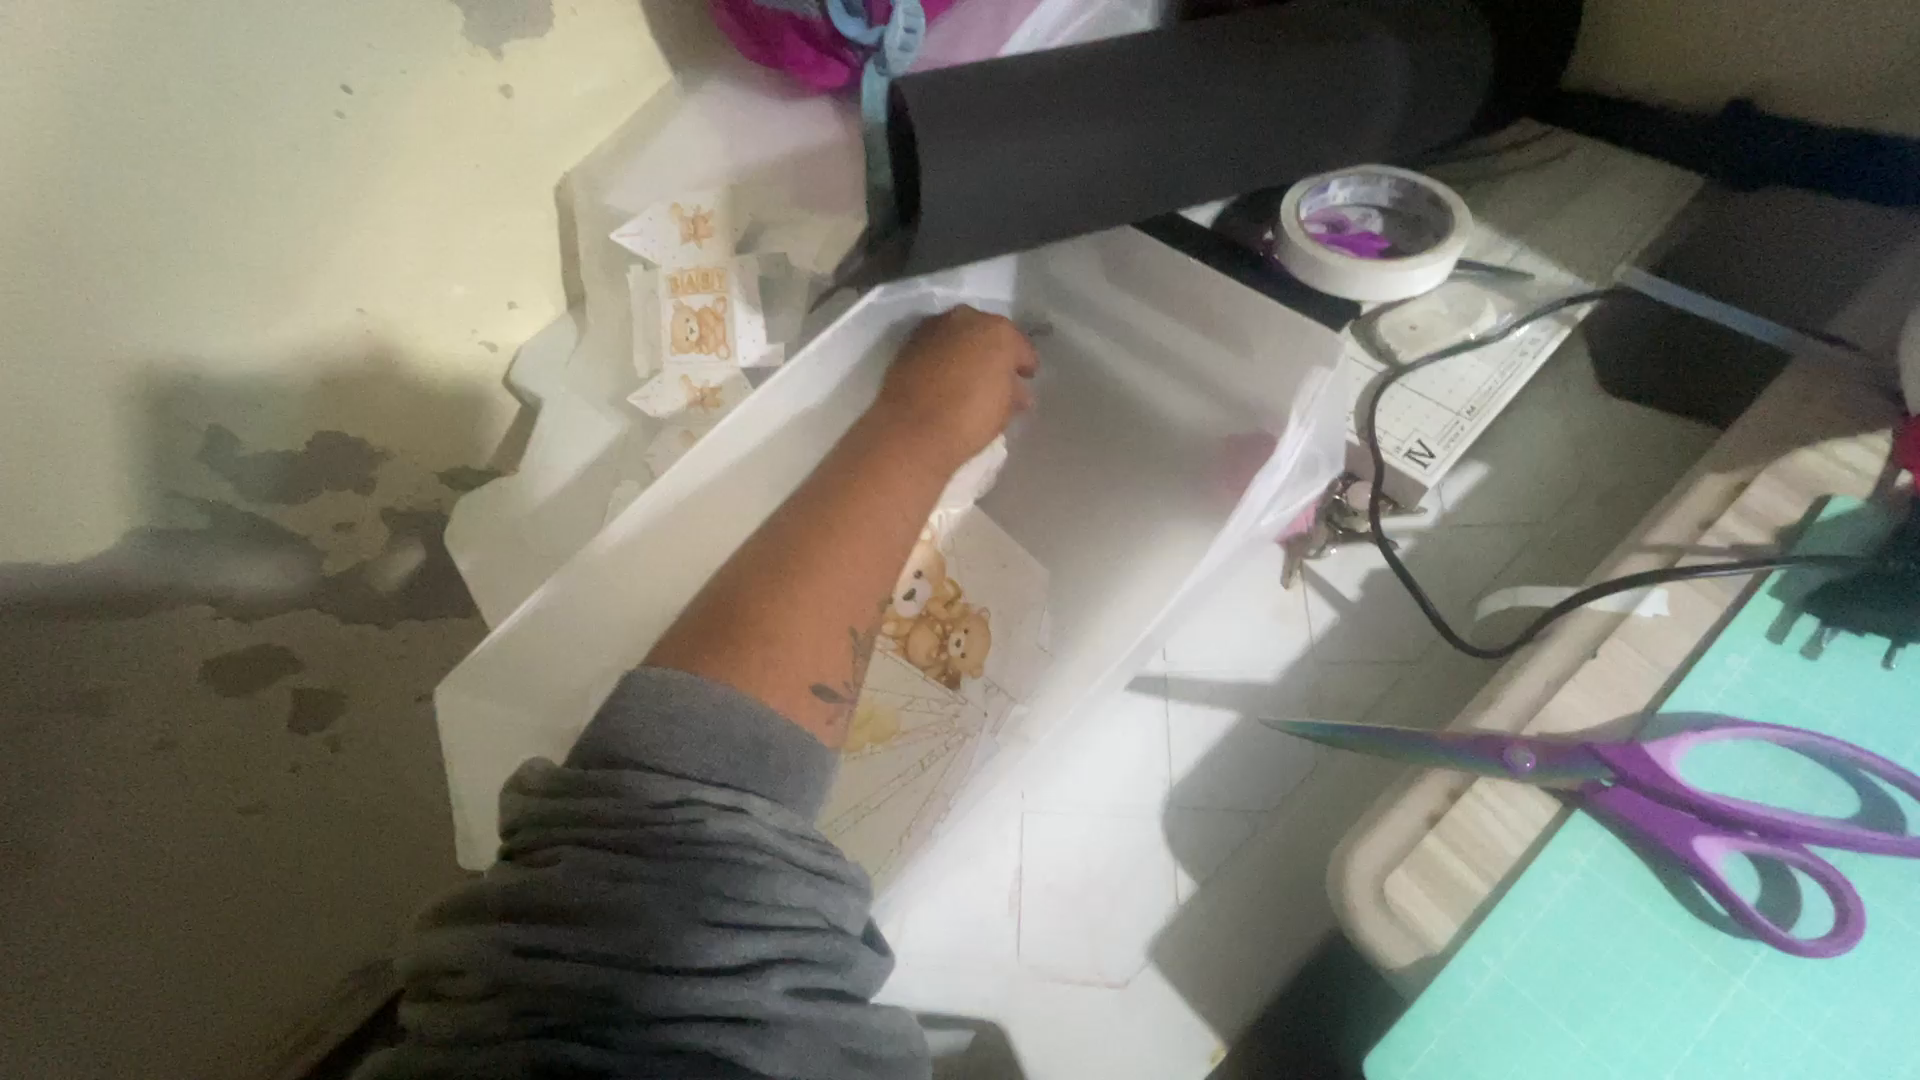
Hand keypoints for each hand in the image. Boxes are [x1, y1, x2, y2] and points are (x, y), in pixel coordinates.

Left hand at [867, 305, 1038, 472]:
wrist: (912, 431)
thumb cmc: (970, 420)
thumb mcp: (1005, 410)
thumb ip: (1014, 392)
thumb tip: (1017, 391)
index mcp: (1000, 331)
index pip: (1021, 348)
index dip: (1024, 365)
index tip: (1025, 379)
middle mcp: (966, 319)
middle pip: (988, 335)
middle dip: (994, 354)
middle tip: (996, 377)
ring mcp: (934, 327)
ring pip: (960, 337)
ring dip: (966, 352)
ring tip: (968, 378)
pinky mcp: (908, 343)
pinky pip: (937, 347)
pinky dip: (943, 358)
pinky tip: (945, 378)